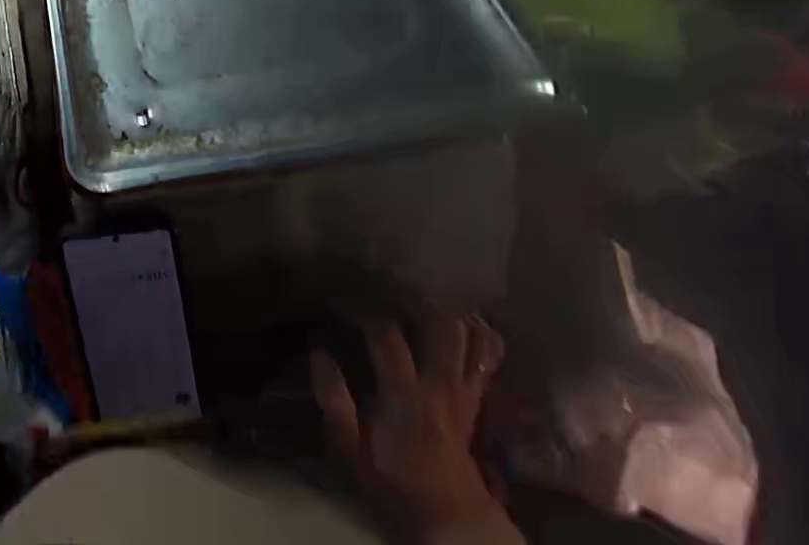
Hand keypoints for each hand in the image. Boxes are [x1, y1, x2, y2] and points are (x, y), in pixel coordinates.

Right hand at [312, 311, 512, 542]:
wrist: (450, 520)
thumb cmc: (392, 483)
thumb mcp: (350, 450)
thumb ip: (333, 402)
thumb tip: (319, 353)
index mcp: (406, 398)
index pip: (387, 335)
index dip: (360, 308)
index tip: (338, 299)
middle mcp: (442, 388)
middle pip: (442, 325)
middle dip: (412, 298)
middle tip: (384, 288)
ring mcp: (467, 390)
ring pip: (471, 334)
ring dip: (446, 308)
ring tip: (417, 295)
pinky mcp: (479, 396)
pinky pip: (489, 353)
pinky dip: (476, 329)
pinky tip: (453, 317)